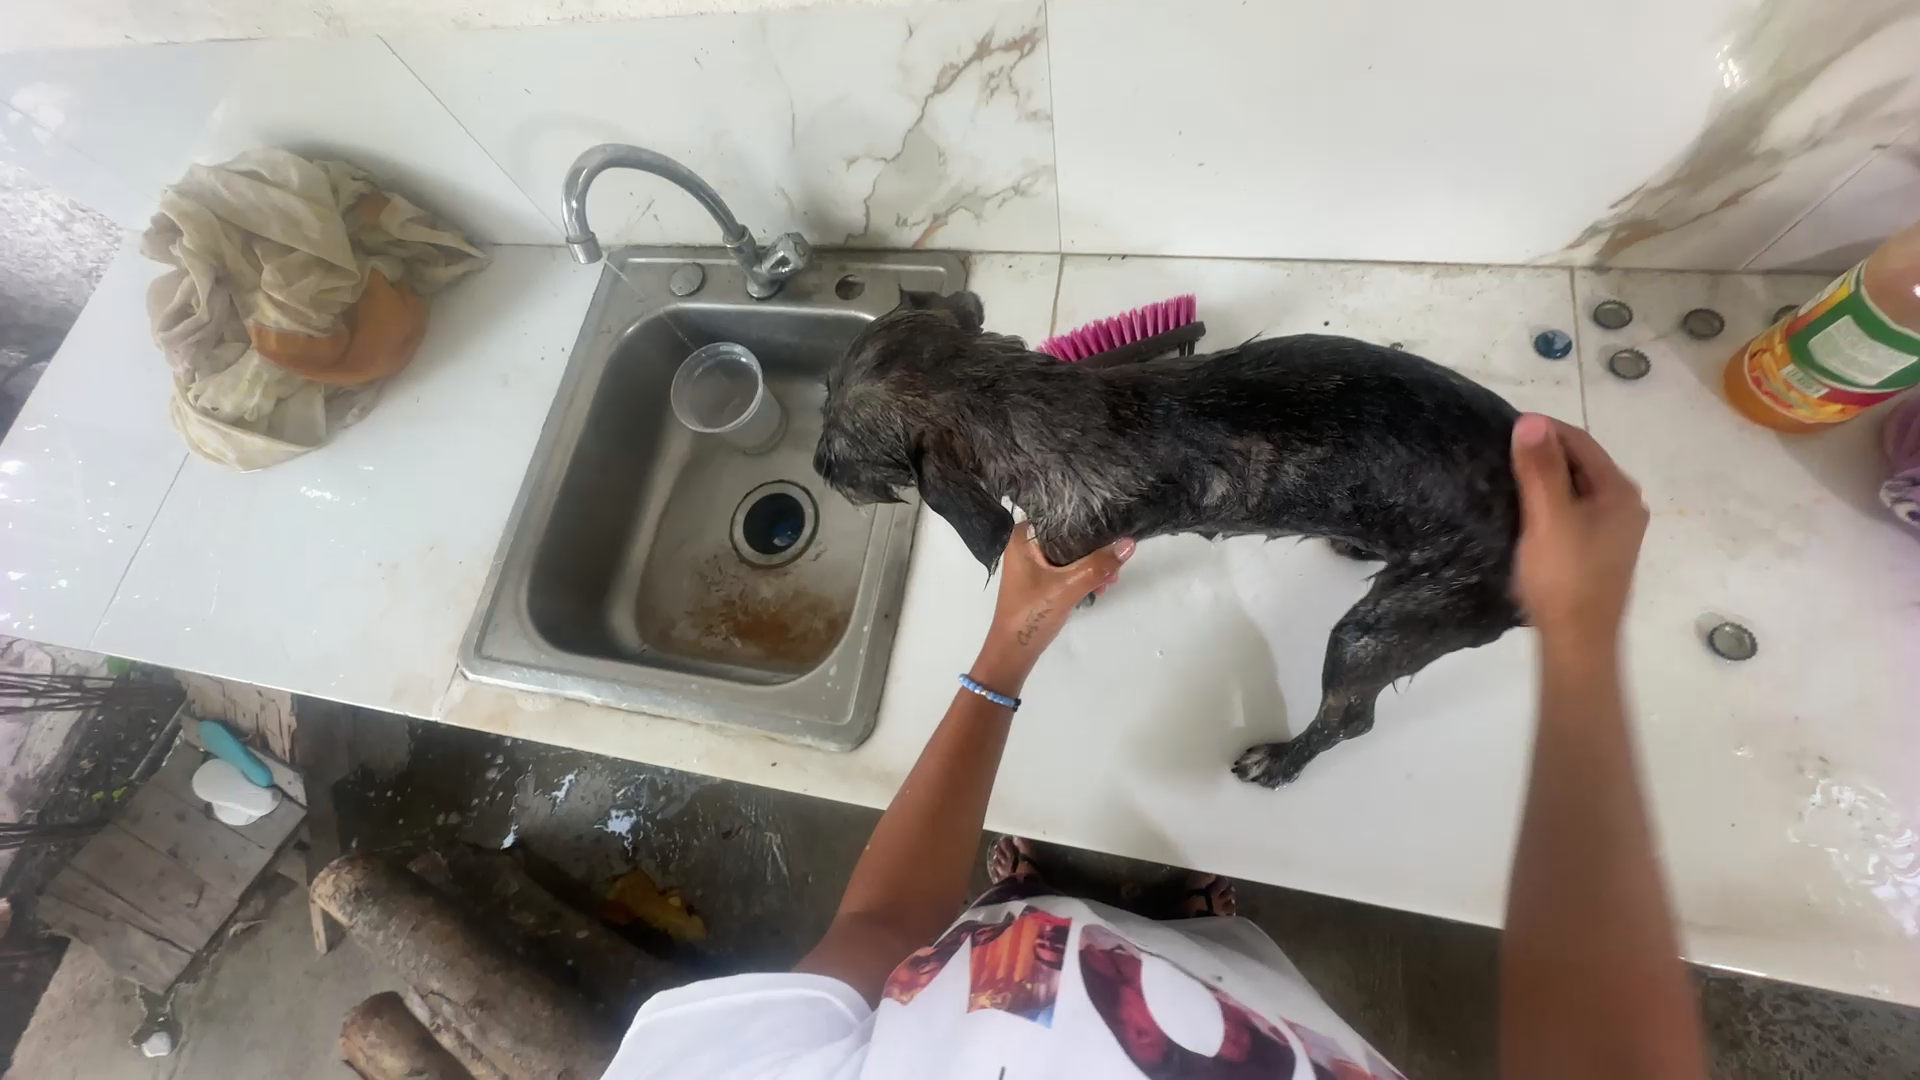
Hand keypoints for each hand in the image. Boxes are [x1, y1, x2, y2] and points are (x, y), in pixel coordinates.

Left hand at [971, 526, 1134, 692]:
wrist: (1013, 652)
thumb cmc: (1032, 614)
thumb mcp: (1068, 587)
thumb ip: (1098, 565)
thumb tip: (1129, 544)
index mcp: (1023, 537)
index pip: (1059, 516)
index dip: (1087, 520)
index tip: (1113, 527)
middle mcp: (1025, 545)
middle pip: (1068, 536)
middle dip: (1094, 549)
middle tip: (1115, 564)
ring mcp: (1032, 564)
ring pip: (1070, 554)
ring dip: (1091, 565)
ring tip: (1109, 580)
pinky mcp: (1039, 581)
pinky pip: (1066, 569)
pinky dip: (1083, 576)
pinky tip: (1099, 587)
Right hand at [1510, 414, 1647, 650]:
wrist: (1578, 637)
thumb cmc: (1564, 576)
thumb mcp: (1548, 518)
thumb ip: (1540, 469)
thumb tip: (1530, 421)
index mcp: (1618, 492)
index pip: (1580, 442)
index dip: (1543, 428)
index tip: (1501, 425)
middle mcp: (1623, 505)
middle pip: (1579, 462)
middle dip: (1541, 450)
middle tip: (1494, 449)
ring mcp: (1611, 528)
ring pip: (1573, 486)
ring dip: (1541, 474)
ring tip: (1500, 474)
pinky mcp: (1594, 547)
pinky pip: (1569, 508)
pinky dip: (1545, 498)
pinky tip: (1518, 508)